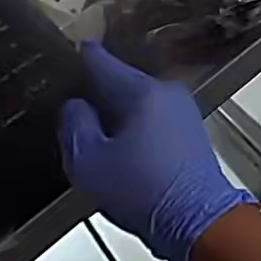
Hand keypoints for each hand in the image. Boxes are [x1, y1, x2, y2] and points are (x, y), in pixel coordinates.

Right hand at [59, 41, 253, 260]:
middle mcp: (168, 93)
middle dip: (97, 85)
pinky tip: (112, 134)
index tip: (70, 45)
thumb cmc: (140, 187)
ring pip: (138, 99)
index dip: (85, 55)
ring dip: (114, 106)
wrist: (194, 215)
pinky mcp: (188, 128)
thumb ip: (76, 125)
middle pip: (124, 81)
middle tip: (65, 88)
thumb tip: (76, 104)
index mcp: (145, 92)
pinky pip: (151, 114)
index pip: (107, 64)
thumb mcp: (90, 160)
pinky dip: (131, 119)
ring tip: (82, 114)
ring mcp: (182, 109)